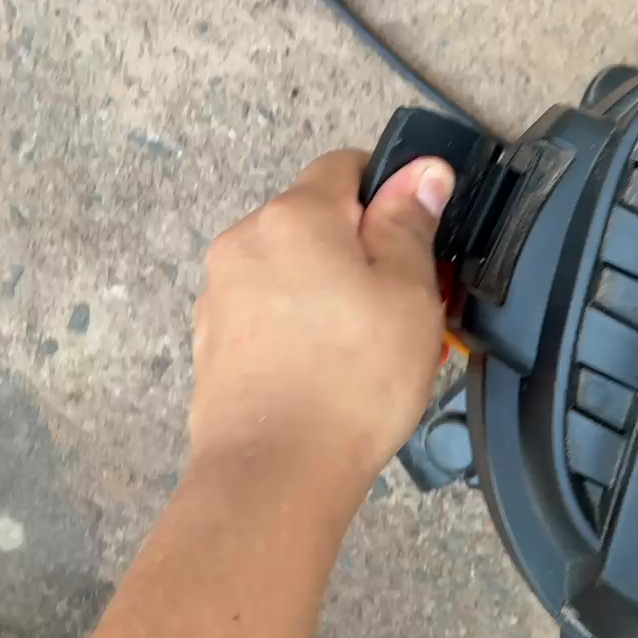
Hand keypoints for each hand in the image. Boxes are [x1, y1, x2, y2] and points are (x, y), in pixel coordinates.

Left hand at [188, 149, 451, 490]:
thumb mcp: (408, 295)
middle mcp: (246, 241)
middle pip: (318, 222)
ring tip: (370, 349)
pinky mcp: (214, 340)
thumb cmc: (353, 383)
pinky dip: (303, 325)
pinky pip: (271, 312)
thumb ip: (411, 224)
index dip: (391, 194)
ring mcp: (221, 293)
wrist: (278, 471)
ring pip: (294, 270)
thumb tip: (423, 171)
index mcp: (297, 217)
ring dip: (333, 291)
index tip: (416, 240)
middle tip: (404, 307)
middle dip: (363, 251)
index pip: (347, 166)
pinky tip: (331, 370)